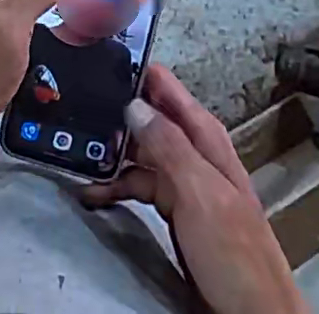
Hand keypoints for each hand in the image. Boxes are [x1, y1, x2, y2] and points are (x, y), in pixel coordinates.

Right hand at [82, 65, 309, 313]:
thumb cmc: (237, 255)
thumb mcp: (200, 194)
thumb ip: (169, 146)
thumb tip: (135, 105)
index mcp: (204, 137)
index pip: (166, 88)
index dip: (136, 73)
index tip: (102, 64)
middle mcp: (194, 151)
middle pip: (148, 117)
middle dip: (116, 114)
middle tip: (81, 116)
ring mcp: (183, 179)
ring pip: (140, 152)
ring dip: (113, 152)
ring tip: (81, 155)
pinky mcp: (174, 206)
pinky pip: (140, 184)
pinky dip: (118, 185)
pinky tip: (97, 191)